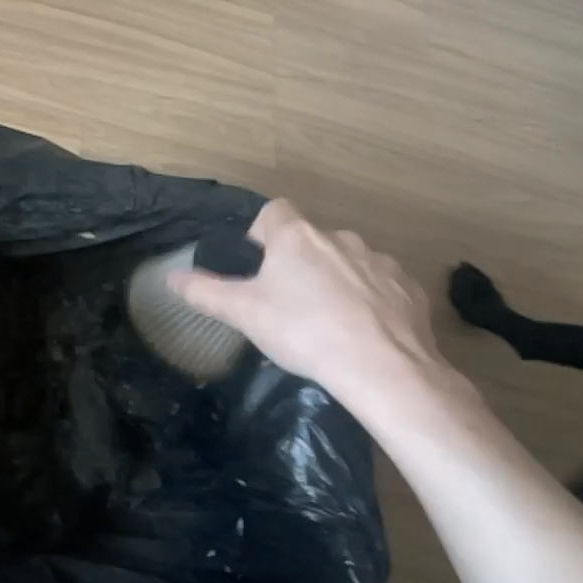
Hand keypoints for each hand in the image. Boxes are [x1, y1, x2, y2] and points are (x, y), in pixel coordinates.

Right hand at [168, 199, 441, 402]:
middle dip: (299, 261)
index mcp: (296, 237)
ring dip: (336, 279)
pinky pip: (382, 286)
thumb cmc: (304, 332)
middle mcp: (340, 239)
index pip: (275, 211)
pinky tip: (363, 332)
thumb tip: (171, 277)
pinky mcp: (410, 291)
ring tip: (327, 320)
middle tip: (287, 300)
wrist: (386, 371)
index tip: (257, 263)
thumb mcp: (242, 313)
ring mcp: (380, 263)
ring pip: (348, 262)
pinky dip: (370, 301)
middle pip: (311, 239)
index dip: (262, 231)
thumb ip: (204, 291)